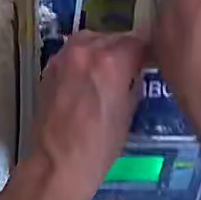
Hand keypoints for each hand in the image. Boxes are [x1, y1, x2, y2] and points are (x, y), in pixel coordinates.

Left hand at [11, 30, 146, 199]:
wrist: (58, 162)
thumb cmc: (100, 145)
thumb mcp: (129, 111)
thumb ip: (134, 81)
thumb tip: (136, 69)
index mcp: (111, 62)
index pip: (138, 42)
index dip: (146, 52)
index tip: (150, 61)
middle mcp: (86, 50)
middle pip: (114, 37)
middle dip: (124, 50)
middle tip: (131, 68)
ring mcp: (64, 56)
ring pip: (92, 39)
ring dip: (102, 50)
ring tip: (108, 71)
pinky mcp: (50, 66)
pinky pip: (73, 52)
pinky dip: (84, 58)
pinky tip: (88, 77)